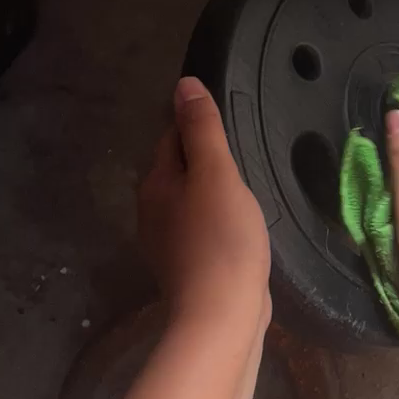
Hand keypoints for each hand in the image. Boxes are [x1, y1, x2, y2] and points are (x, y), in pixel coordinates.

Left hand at [138, 77, 270, 324]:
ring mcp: (169, 242)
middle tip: (242, 148)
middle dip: (203, 155)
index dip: (196, 123)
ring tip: (245, 182)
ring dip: (211, 187)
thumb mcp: (217, 173)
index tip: (227, 120)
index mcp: (156, 184)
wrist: (222, 314)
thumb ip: (202, 129)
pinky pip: (202, 225)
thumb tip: (184, 84)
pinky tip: (240, 220)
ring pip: (190, 198)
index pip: (171, 137)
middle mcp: (153, 211)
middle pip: (177, 168)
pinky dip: (218, 215)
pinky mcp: (189, 265)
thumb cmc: (222, 237)